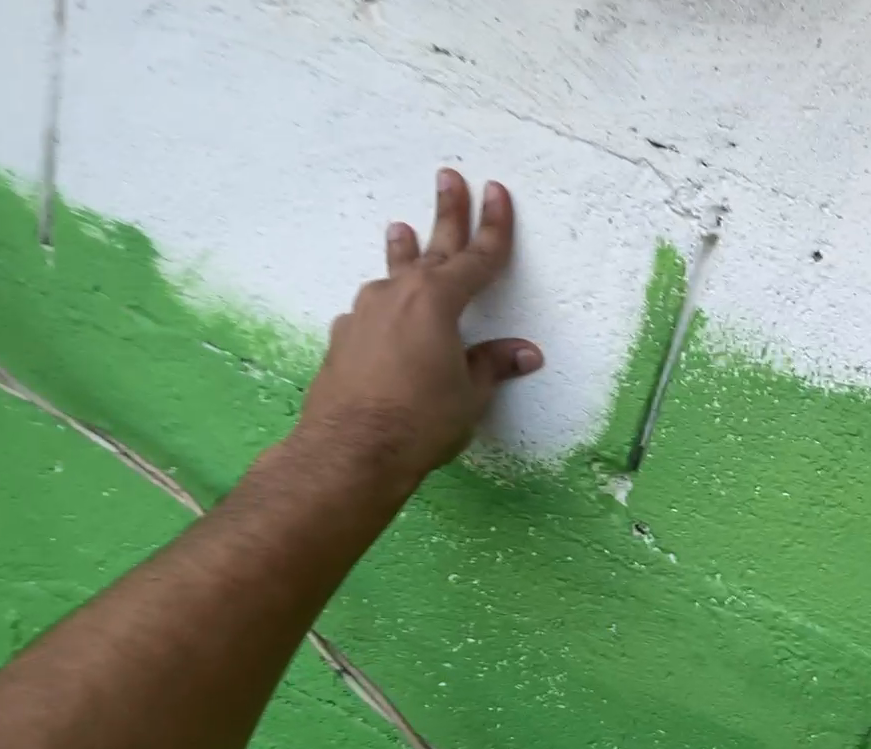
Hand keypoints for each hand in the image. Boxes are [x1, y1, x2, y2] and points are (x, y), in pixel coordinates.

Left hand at [295, 168, 544, 486]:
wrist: (351, 449)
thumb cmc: (422, 419)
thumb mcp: (470, 393)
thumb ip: (494, 365)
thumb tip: (526, 353)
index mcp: (438, 302)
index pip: (477, 259)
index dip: (493, 227)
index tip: (497, 192)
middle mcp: (398, 296)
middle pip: (432, 248)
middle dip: (447, 213)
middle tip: (450, 177)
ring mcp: (365, 313)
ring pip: (393, 274)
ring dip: (404, 252)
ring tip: (402, 229)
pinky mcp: (344, 337)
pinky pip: (373, 310)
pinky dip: (386, 304)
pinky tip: (384, 312)